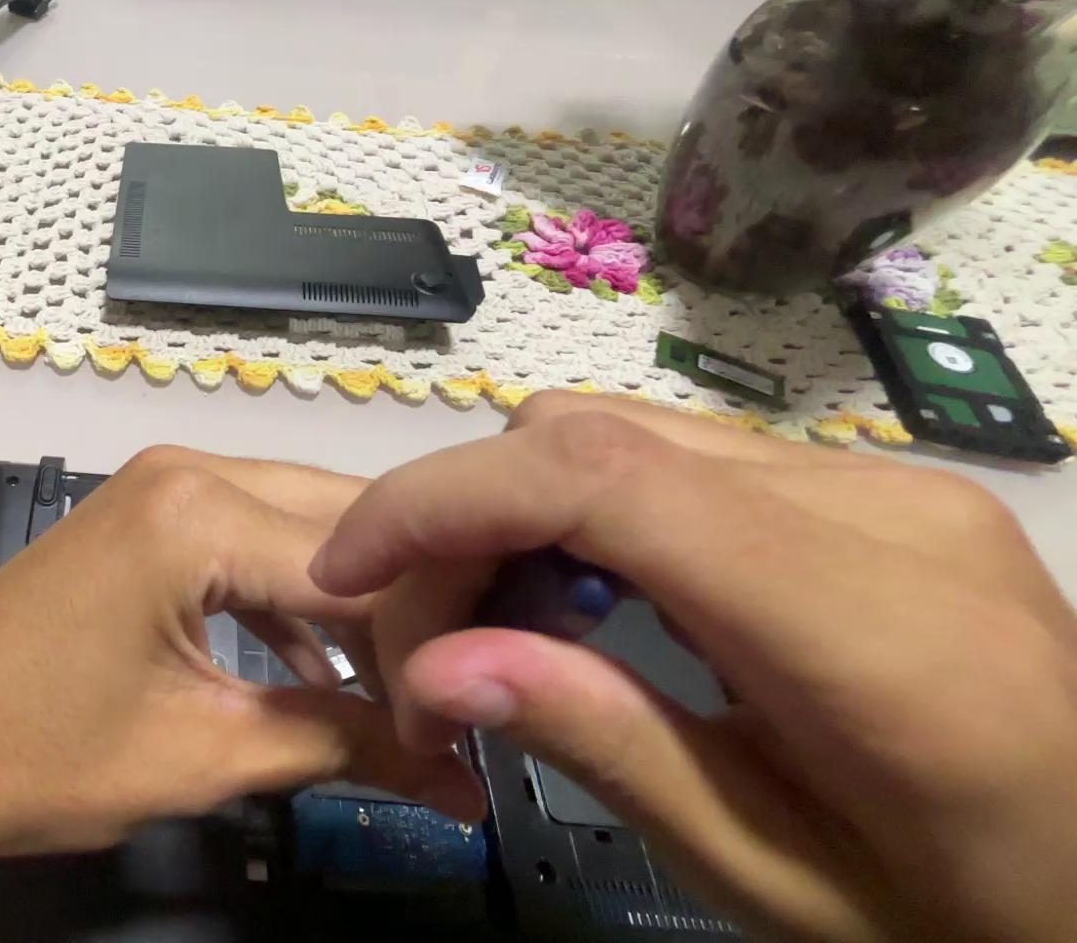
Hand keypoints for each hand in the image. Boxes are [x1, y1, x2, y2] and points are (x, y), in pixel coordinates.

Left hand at [0, 447, 478, 942]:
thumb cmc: (36, 754)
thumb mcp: (202, 753)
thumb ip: (339, 744)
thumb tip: (456, 778)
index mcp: (201, 514)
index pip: (367, 566)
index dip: (434, 642)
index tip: (481, 715)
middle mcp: (189, 470)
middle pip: (342, 525)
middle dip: (406, 607)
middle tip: (466, 689)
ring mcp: (161, 484)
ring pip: (298, 526)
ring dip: (351, 603)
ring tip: (409, 686)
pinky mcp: (144, 514)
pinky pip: (246, 539)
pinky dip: (289, 596)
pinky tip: (321, 665)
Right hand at [310, 392, 1076, 942]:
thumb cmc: (978, 921)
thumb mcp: (773, 880)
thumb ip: (604, 749)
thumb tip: (435, 668)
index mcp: (873, 627)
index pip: (598, 480)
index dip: (437, 501)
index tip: (347, 571)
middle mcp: (867, 503)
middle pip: (573, 443)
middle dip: (450, 530)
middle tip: (423, 650)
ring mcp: (861, 474)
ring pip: (595, 430)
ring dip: (497, 514)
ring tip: (491, 622)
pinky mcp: (842, 478)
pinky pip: (643, 453)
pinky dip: (557, 509)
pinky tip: (571, 594)